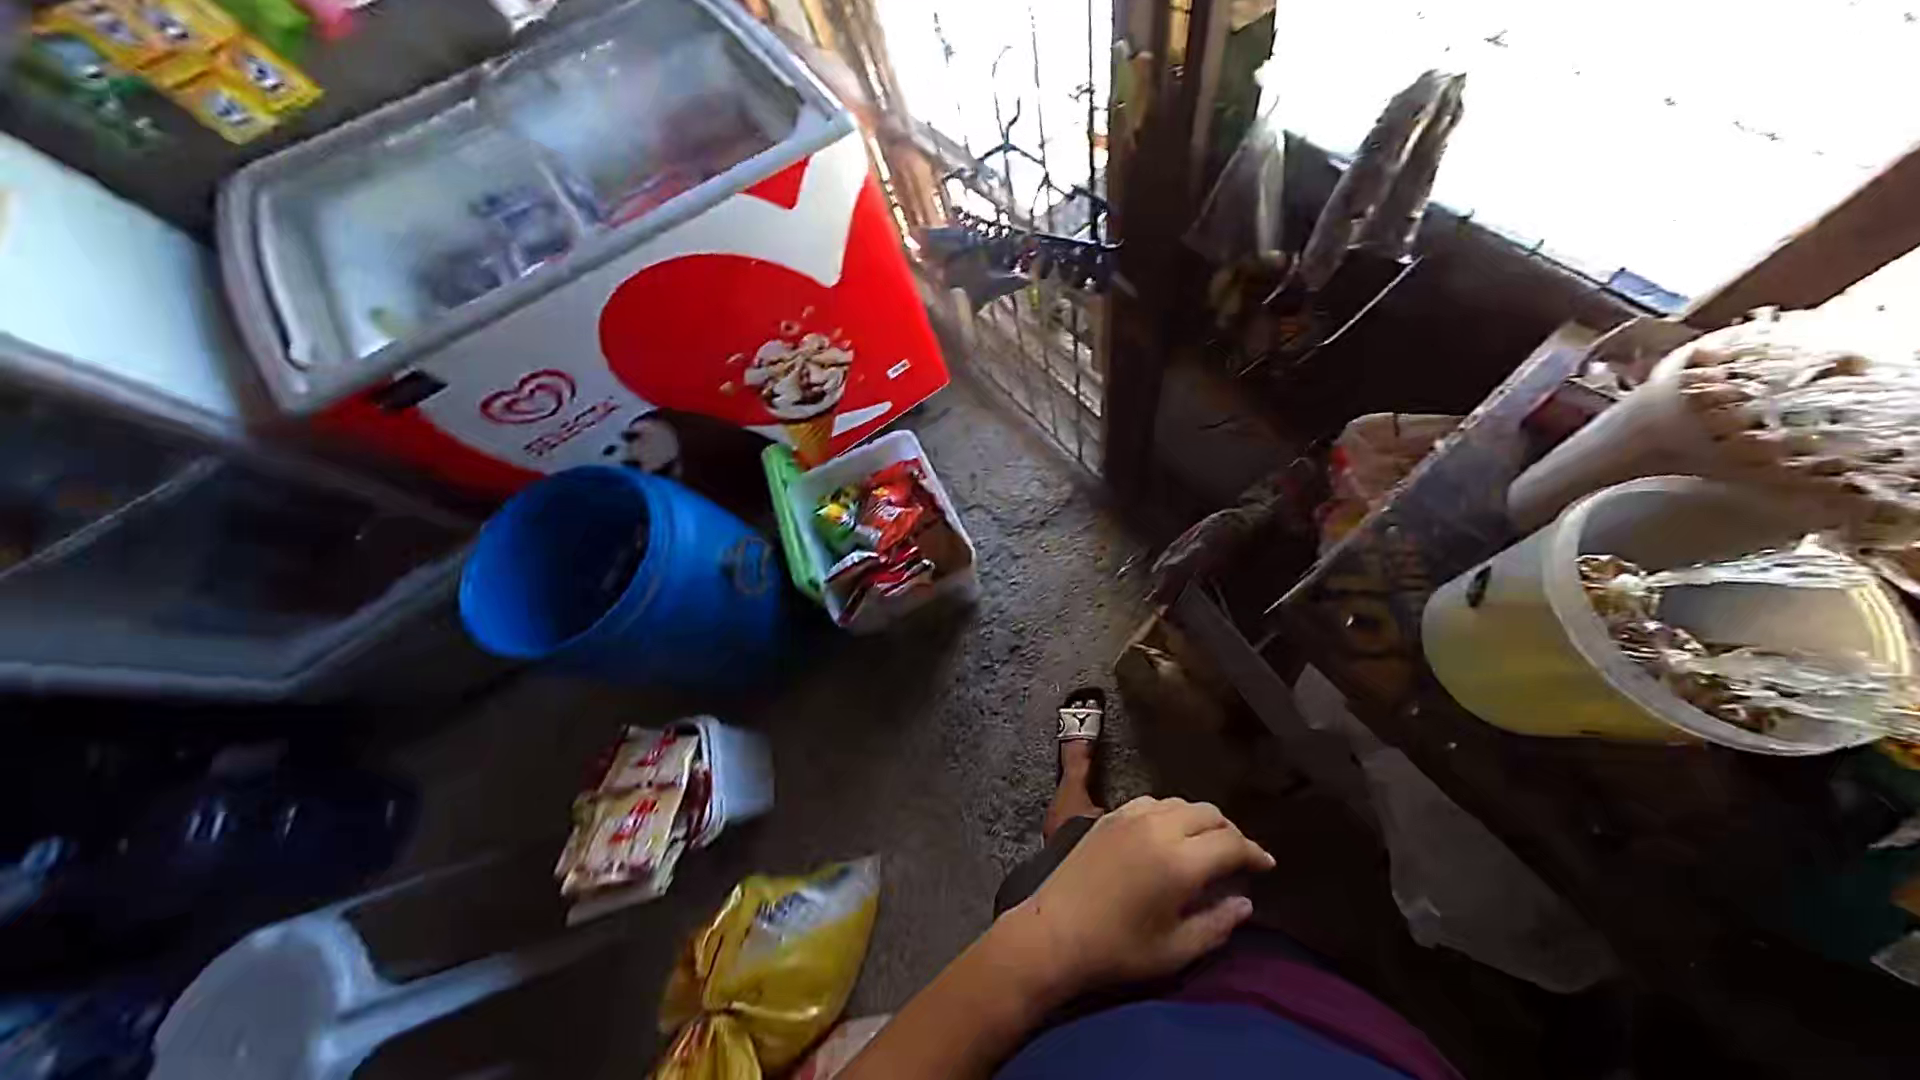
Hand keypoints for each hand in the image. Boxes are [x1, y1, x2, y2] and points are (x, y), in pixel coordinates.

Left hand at [996, 797, 1275, 1000]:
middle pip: (1208, 813)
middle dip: (1230, 833)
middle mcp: (1158, 827)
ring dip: (1200, 819)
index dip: (1255, 853)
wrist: (1055, 930)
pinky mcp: (1109, 816)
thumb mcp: (1176, 950)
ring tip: (1206, 843)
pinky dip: (1170, 812)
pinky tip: (1169, 833)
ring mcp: (1130, 816)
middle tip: (1238, 857)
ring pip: (1180, 803)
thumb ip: (1218, 923)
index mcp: (1180, 860)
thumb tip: (1244, 901)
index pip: (1231, 843)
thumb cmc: (1119, 948)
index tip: (1267, 865)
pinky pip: (1151, 802)